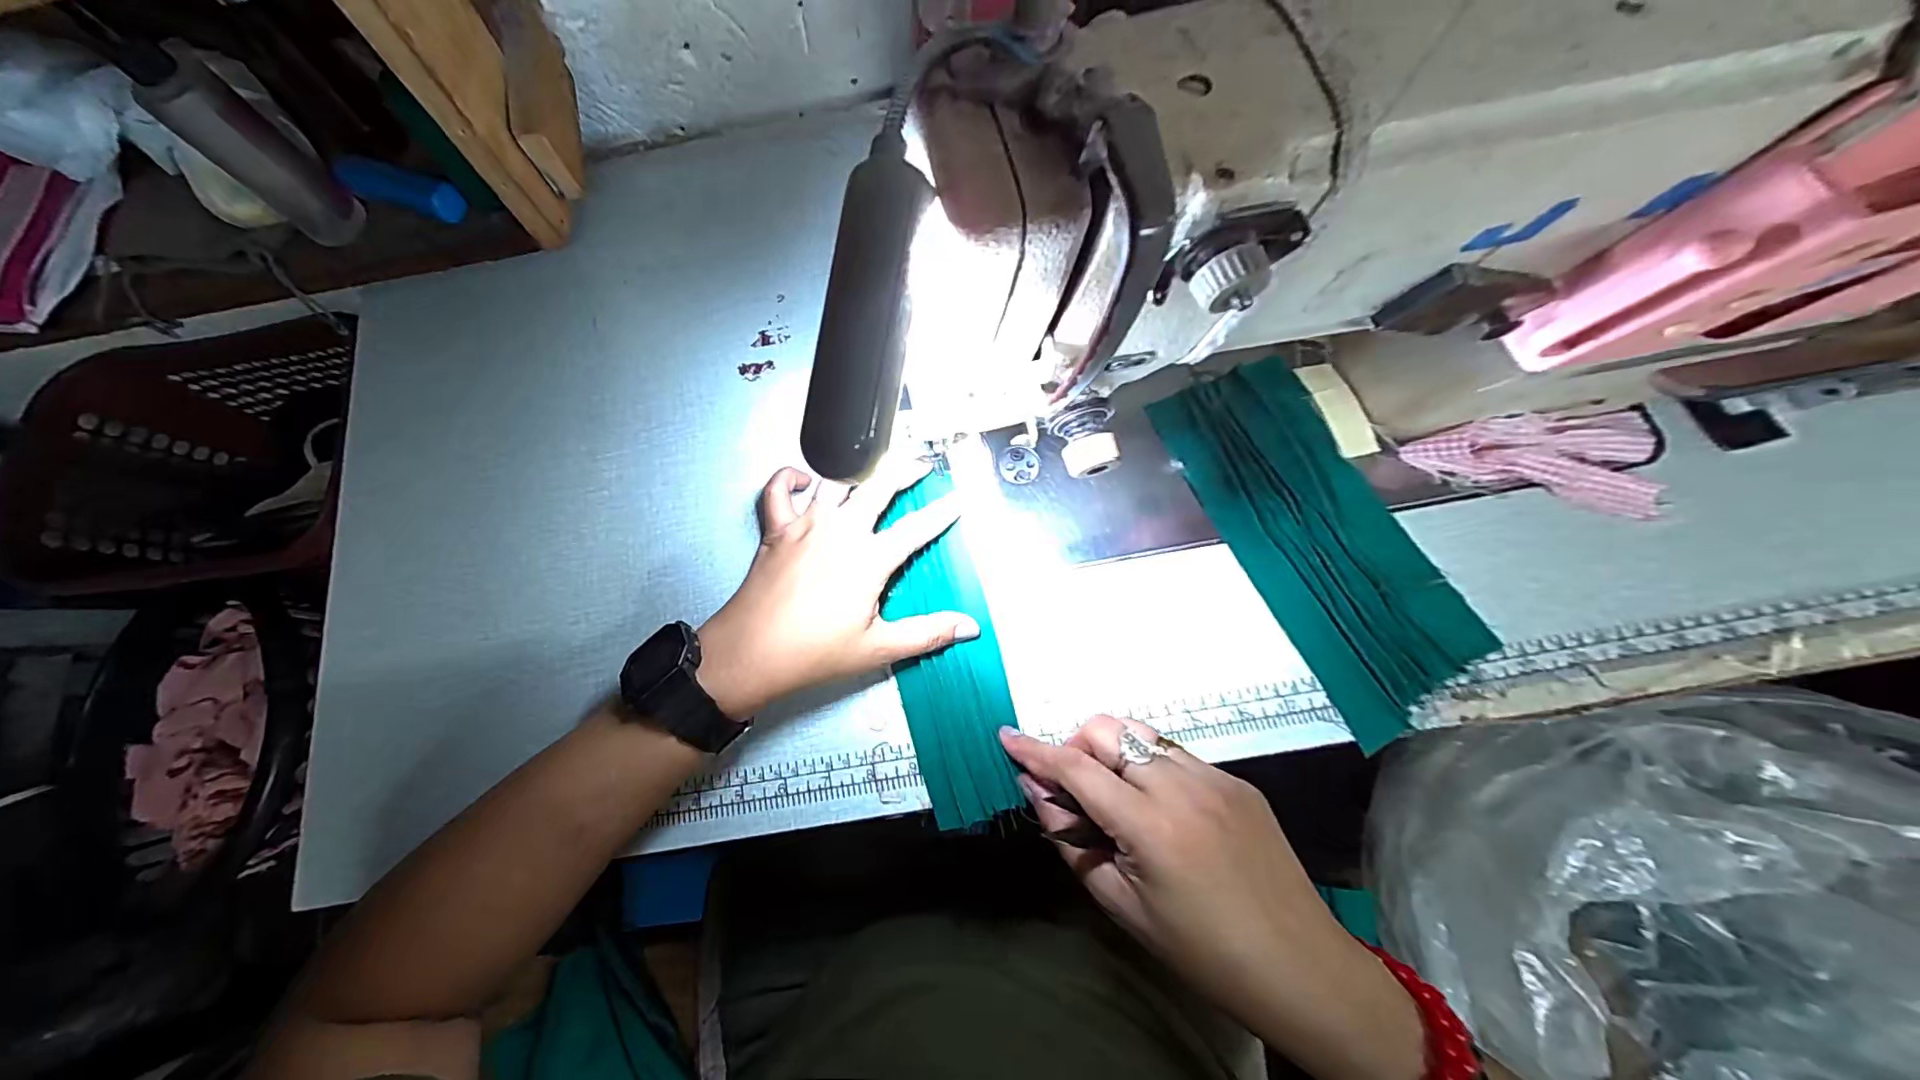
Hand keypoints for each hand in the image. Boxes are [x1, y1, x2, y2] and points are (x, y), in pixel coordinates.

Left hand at [694, 459, 976, 719]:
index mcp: (869, 560)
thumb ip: (927, 634)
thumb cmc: (810, 653)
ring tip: (872, 464)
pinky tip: (802, 478)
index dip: (942, 513)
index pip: (917, 528)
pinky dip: (789, 478)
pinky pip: (779, 490)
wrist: (750, 653)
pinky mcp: (776, 530)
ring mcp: (805, 527)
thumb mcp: (877, 647)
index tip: (957, 500)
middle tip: (920, 463)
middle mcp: (839, 533)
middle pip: (878, 487)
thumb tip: (966, 627)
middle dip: (905, 469)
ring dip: (857, 469)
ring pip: (835, 481)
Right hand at [1000, 716, 1424, 1079]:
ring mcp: (1215, 778)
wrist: (1300, 966)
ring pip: (1144, 734)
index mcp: (1149, 825)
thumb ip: (1072, 841)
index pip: (1076, 769)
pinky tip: (1160, 806)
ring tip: (1114, 793)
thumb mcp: (1122, 905)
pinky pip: (1178, 755)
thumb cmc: (1201, 951)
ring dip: (1114, 750)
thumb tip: (1038, 792)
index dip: (1035, 751)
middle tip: (1070, 784)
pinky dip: (1151, 766)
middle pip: (1110, 730)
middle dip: (1077, 744)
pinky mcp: (1238, 782)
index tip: (1007, 736)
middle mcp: (1182, 786)